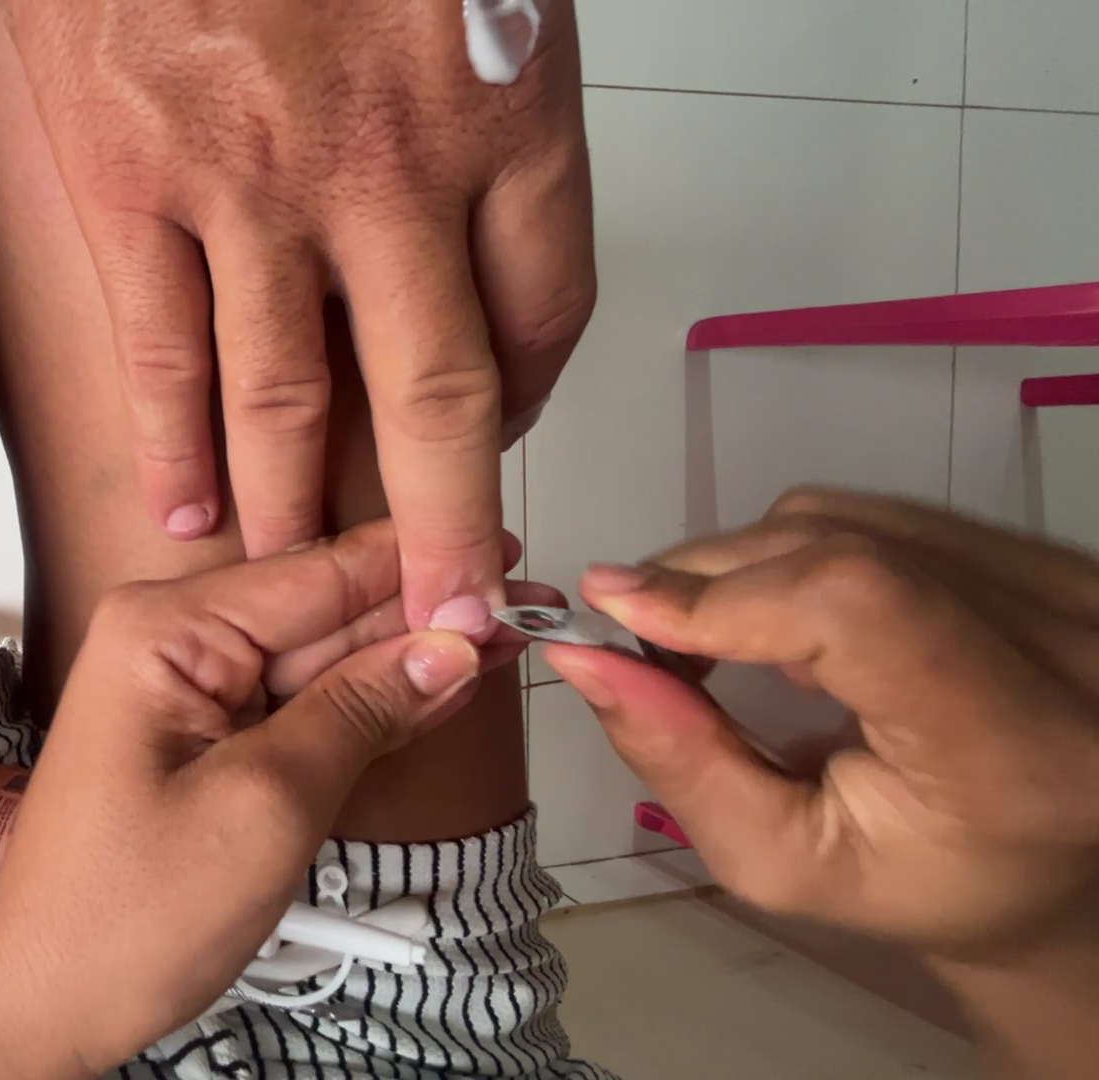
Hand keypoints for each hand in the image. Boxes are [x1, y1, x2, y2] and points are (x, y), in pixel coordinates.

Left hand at [0, 521, 561, 1077]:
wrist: (43, 997)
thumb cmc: (127, 913)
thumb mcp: (265, 805)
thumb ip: (358, 714)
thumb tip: (449, 648)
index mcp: (166, 627)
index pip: (317, 575)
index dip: (416, 570)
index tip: (506, 564)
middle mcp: (169, 635)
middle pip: (318, 611)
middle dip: (417, 617)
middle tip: (524, 610)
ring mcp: (181, 682)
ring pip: (311, 657)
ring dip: (397, 661)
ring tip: (495, 649)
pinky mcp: (195, 727)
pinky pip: (287, 701)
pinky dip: (355, 705)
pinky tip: (421, 691)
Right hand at [1, 0, 594, 630]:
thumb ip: (491, 110)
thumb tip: (468, 252)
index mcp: (492, 103)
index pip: (539, 306)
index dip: (524, 399)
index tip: (495, 444)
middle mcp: (380, 168)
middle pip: (430, 395)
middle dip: (440, 526)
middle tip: (440, 613)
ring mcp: (250, 188)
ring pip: (285, 395)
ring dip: (293, 504)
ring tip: (287, 575)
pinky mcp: (138, 191)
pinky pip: (168, 353)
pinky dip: (175, 447)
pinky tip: (184, 512)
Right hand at [548, 488, 1098, 971]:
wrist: (1049, 864)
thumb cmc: (911, 883)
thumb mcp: (771, 859)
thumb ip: (673, 757)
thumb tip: (578, 653)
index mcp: (1019, 752)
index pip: (854, 608)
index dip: (717, 594)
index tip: (610, 611)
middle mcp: (1076, 646)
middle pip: (825, 548)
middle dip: (693, 583)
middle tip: (639, 642)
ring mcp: (1068, 583)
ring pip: (830, 518)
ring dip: (728, 568)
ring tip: (712, 637)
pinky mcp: (1038, 553)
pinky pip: (859, 514)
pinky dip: (776, 555)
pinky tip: (779, 616)